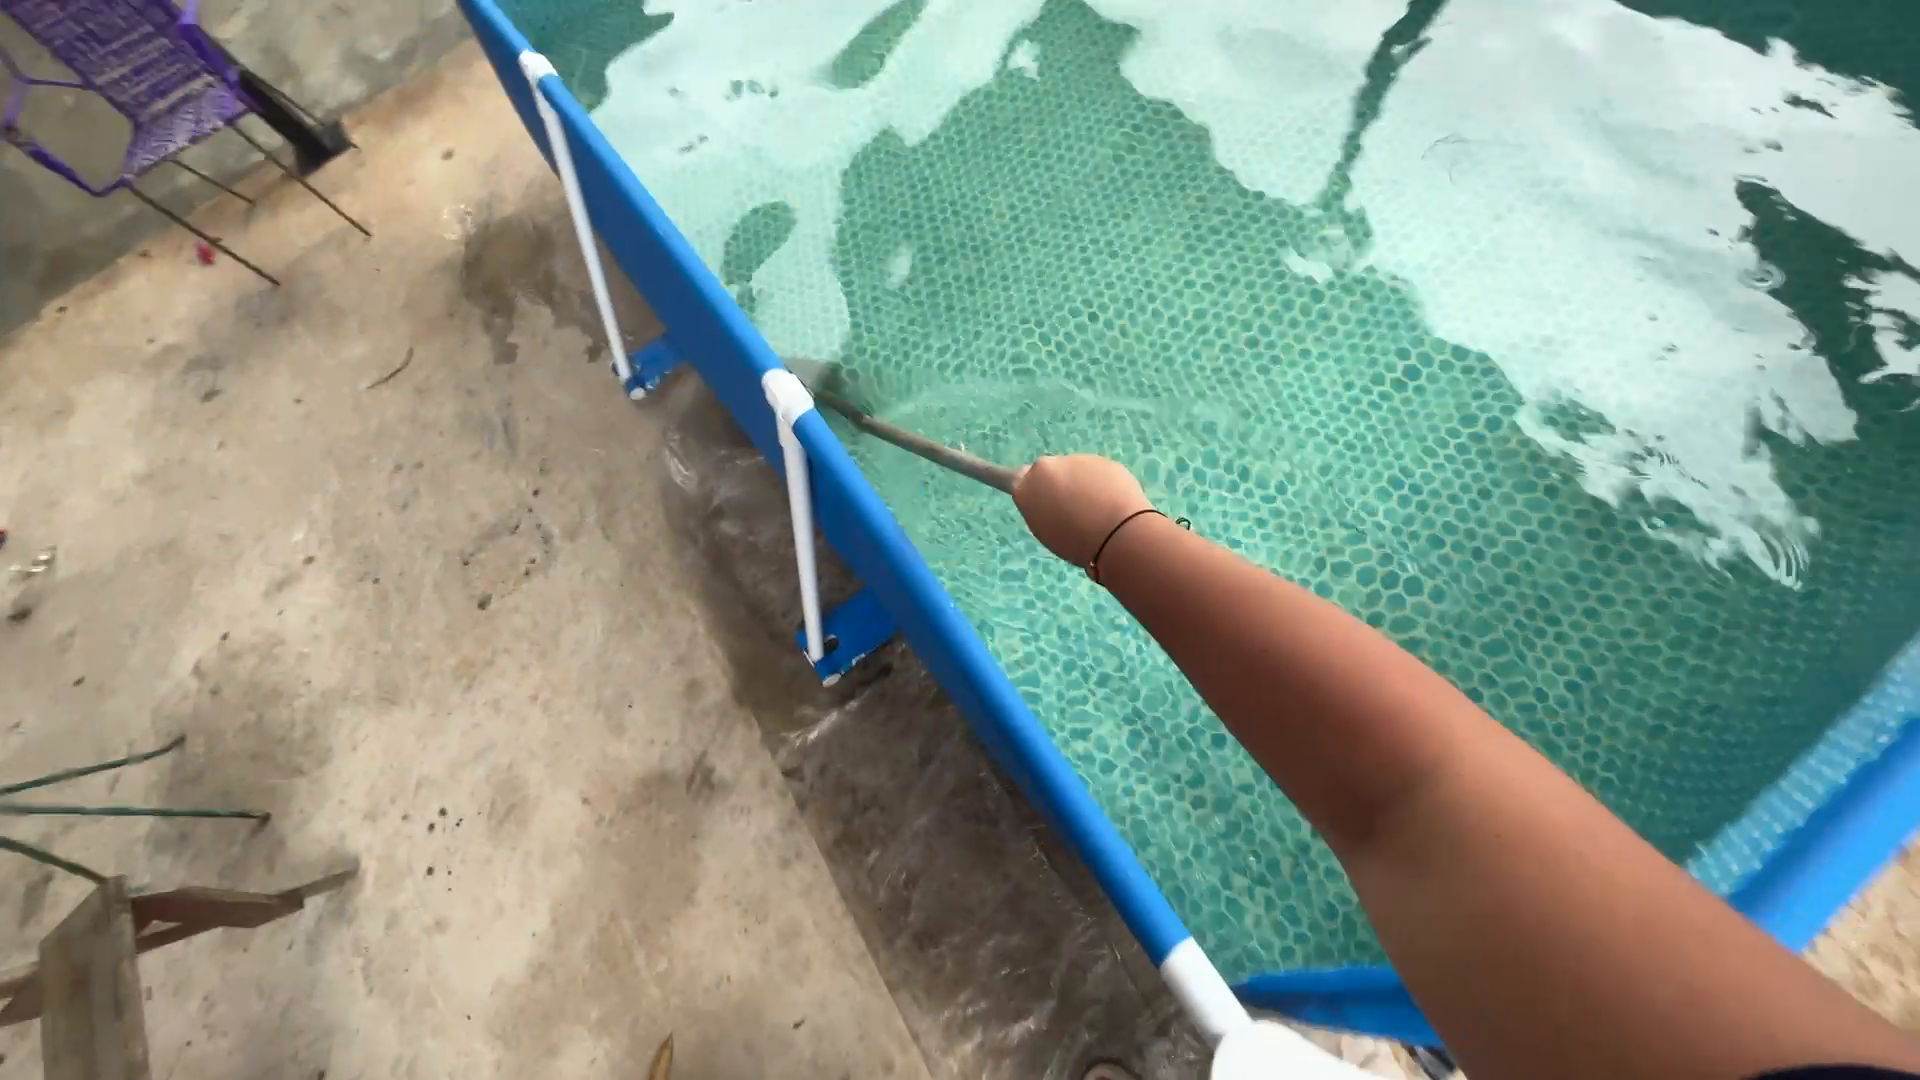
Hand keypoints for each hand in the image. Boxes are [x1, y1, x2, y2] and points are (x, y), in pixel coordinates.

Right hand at [1011, 455, 1152, 566]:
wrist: (1118, 532)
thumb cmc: (1075, 541)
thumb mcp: (1046, 531)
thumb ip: (1041, 509)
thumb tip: (1049, 499)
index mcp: (1026, 486)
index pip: (1016, 478)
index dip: (1027, 486)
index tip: (1033, 491)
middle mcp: (1047, 466)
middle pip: (1048, 474)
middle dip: (1057, 487)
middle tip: (1070, 515)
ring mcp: (1077, 460)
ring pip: (1075, 473)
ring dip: (1081, 486)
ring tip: (1096, 515)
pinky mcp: (1103, 460)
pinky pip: (1097, 474)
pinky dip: (1102, 486)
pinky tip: (1112, 506)